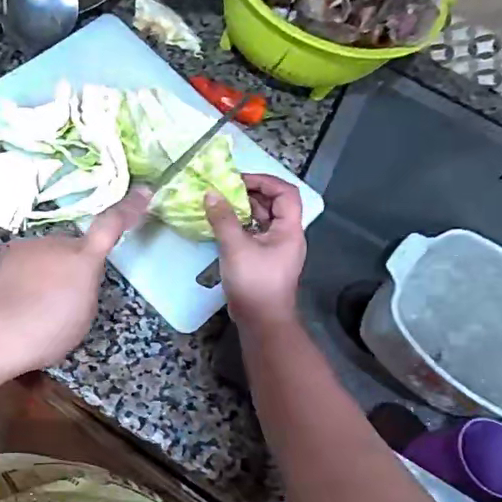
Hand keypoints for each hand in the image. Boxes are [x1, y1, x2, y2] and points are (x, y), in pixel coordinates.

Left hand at [0, 189, 151, 375]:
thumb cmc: (45, 329)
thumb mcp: (81, 316)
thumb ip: (84, 290)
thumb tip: (74, 281)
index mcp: (81, 258)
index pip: (110, 227)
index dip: (128, 210)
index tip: (144, 191)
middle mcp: (51, 244)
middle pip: (67, 250)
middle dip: (67, 270)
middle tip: (61, 304)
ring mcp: (21, 249)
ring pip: (39, 259)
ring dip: (39, 278)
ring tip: (30, 313)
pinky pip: (15, 269)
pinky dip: (16, 284)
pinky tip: (8, 310)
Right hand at [206, 174, 305, 331]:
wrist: (262, 321)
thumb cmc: (254, 282)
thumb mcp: (236, 247)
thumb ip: (223, 218)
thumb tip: (211, 194)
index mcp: (290, 230)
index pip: (286, 193)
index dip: (264, 181)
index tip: (239, 180)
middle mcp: (287, 236)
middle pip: (274, 204)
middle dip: (250, 193)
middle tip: (225, 189)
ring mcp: (276, 249)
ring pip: (263, 219)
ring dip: (244, 209)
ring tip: (221, 204)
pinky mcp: (264, 260)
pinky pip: (254, 233)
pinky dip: (240, 225)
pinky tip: (222, 225)